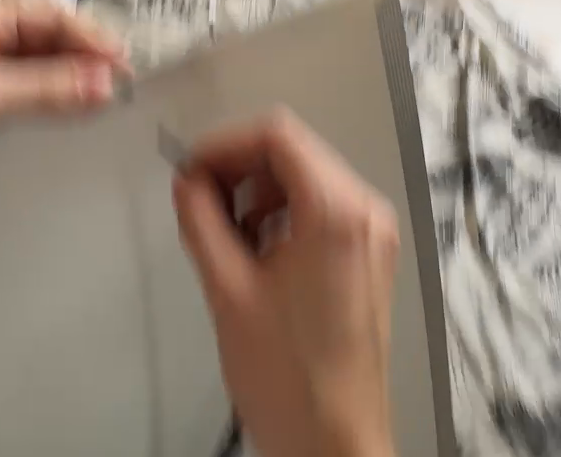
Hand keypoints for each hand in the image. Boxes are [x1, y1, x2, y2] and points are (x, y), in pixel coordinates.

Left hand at [0, 0, 129, 203]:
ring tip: (104, 98)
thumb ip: (47, 89)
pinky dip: (47, 94)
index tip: (127, 65)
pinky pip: (22, 83)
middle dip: (83, 58)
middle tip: (121, 87)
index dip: (91, 38)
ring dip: (69, 77)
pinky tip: (71, 107)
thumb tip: (108, 86)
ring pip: (38, 60)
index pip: (51, 14)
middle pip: (47, 35)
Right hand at [172, 111, 399, 456]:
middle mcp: (366, 207)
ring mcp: (374, 228)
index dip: (226, 143)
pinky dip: (284, 210)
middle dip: (241, 167)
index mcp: (337, 210)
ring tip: (228, 233)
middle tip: (200, 200)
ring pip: (307, 174)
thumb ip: (202, 220)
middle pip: (295, 150)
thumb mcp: (228, 289)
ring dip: (260, 190)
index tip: (190, 170)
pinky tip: (259, 247)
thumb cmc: (284, 373)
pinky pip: (323, 203)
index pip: (278, 135)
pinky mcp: (370, 250)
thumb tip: (186, 179)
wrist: (334, 444)